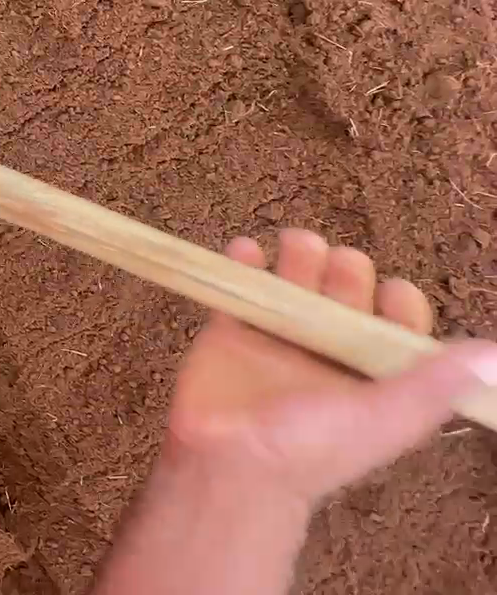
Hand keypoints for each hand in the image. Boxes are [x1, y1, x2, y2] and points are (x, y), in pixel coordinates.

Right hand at [166, 228, 496, 504]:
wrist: (232, 458)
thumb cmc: (314, 446)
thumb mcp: (383, 418)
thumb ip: (431, 383)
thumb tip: (494, 353)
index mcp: (372, 376)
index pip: (393, 328)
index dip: (396, 304)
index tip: (392, 288)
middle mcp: (326, 353)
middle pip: (339, 298)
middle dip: (342, 272)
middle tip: (337, 256)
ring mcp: (274, 341)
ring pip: (289, 289)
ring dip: (294, 261)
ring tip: (296, 239)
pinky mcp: (228, 334)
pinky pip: (235, 294)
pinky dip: (238, 268)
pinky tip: (244, 248)